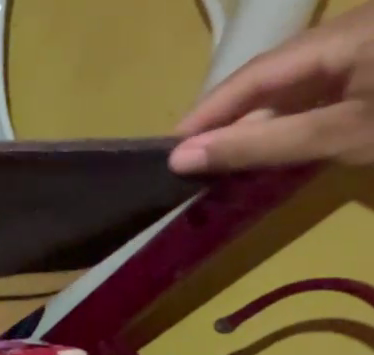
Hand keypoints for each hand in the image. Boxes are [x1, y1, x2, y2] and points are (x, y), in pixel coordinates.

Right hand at [171, 4, 373, 173]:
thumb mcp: (343, 135)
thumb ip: (257, 146)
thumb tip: (179, 159)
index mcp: (345, 35)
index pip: (252, 77)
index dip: (204, 115)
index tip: (167, 153)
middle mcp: (360, 26)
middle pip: (277, 73)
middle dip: (234, 118)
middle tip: (197, 161)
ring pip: (306, 78)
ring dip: (267, 119)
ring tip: (236, 157)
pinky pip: (337, 79)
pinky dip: (305, 112)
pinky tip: (290, 139)